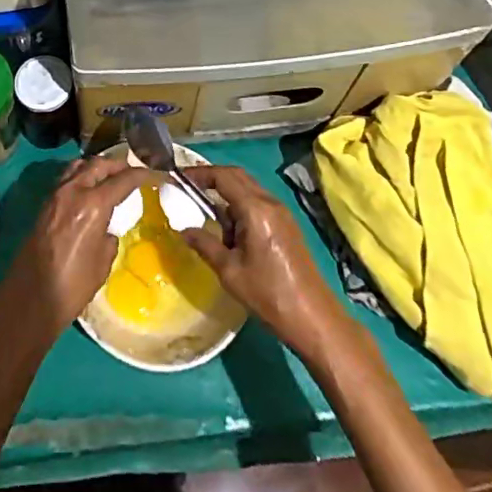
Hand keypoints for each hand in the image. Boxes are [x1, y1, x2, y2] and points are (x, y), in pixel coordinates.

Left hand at [0, 155, 159, 338]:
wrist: (31, 297)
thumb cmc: (73, 285)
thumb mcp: (102, 262)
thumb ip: (108, 237)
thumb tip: (106, 231)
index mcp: (93, 204)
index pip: (123, 179)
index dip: (143, 174)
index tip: (157, 174)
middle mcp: (72, 191)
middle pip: (98, 164)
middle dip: (118, 165)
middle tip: (133, 172)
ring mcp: (55, 196)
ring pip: (78, 167)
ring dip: (96, 167)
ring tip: (111, 177)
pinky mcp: (44, 206)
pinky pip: (66, 180)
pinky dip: (81, 177)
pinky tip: (90, 191)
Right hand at [179, 166, 355, 356]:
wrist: (312, 317)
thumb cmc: (268, 294)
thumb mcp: (229, 271)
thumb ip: (204, 245)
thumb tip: (184, 230)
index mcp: (256, 209)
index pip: (224, 177)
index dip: (199, 173)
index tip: (179, 177)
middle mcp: (270, 203)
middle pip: (237, 176)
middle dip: (212, 178)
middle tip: (189, 188)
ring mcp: (282, 213)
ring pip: (249, 190)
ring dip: (227, 195)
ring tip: (207, 216)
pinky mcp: (287, 225)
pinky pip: (258, 204)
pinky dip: (240, 207)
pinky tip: (230, 231)